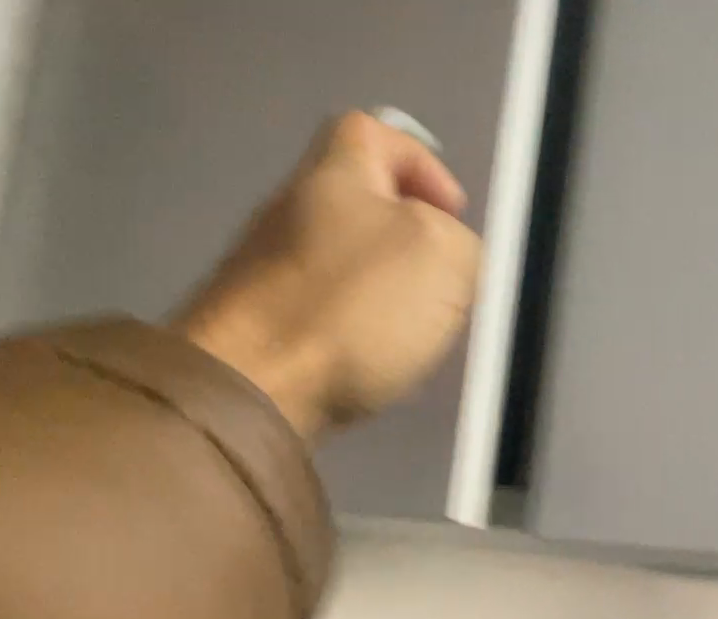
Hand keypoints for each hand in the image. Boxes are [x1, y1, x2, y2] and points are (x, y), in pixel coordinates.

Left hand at [173, 111, 482, 437]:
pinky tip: (375, 368)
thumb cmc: (354, 308)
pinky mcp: (261, 326)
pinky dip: (356, 334)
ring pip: (347, 268)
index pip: (377, 132)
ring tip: (416, 338)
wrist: (254, 387)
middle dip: (412, 245)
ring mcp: (268, 270)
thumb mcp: (443, 258)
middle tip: (445, 288)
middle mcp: (292, 208)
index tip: (453, 215)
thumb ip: (462, 244)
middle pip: (364, 207)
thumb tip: (449, 259)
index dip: (423, 165)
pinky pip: (326, 315)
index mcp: (335, 172)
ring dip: (388, 297)